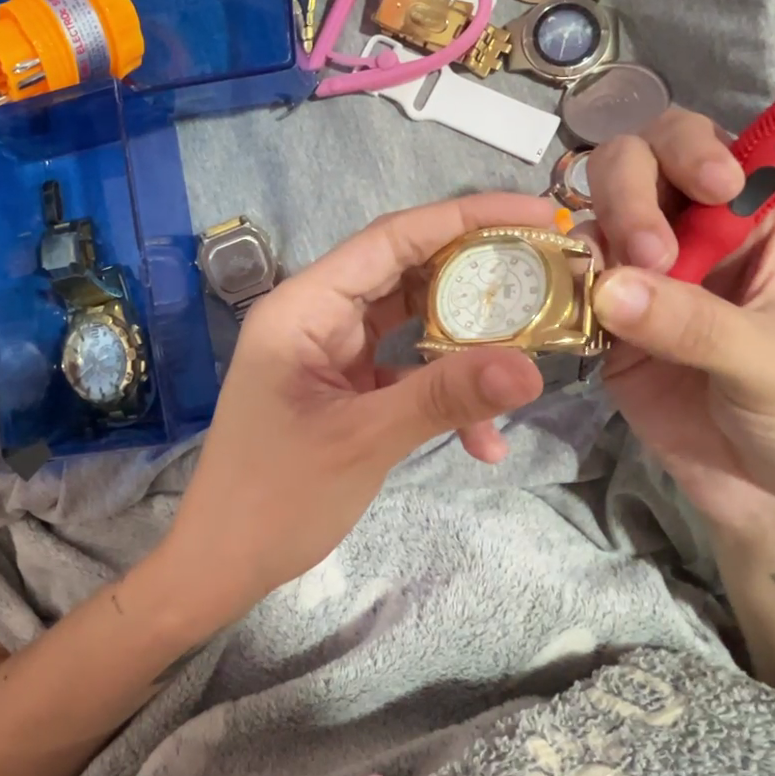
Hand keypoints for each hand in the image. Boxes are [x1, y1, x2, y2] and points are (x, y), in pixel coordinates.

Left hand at [155, 193, 550, 618]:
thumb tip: (533, 368)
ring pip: (408, 324)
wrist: (222, 560)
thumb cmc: (276, 497)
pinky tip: (482, 441)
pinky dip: (438, 394)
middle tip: (552, 277)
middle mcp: (313, 316)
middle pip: (405, 272)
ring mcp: (325, 352)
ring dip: (464, 346)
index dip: (466, 218)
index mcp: (303, 307)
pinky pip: (399, 370)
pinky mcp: (338, 387)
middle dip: (477, 279)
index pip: (391, 238)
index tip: (539, 214)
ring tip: (530, 357)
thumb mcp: (364, 440)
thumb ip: (444, 396)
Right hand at [577, 108, 774, 563]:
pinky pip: (569, 294)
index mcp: (759, 231)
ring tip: (602, 295)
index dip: (697, 152)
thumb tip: (607, 288)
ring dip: (591, 241)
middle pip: (641, 172)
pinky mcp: (606, 334)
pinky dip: (557, 292)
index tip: (706, 190)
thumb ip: (700, 325)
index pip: (719, 156)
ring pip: (595, 227)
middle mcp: (695, 244)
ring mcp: (644, 287)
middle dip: (632, 194)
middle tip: (644, 255)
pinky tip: (561, 309)